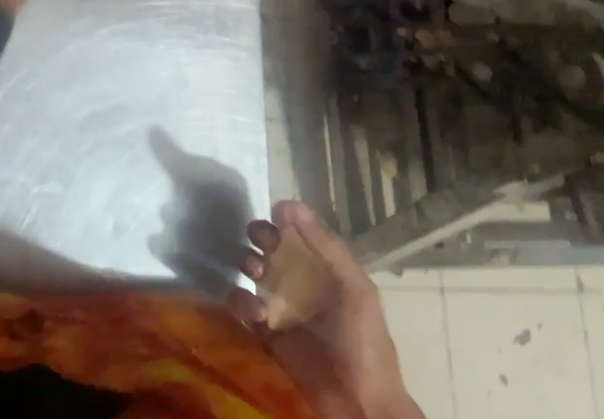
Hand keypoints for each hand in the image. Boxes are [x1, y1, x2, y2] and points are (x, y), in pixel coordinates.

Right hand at [229, 201, 423, 418]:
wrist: (359, 405)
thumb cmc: (363, 341)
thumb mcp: (354, 288)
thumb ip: (326, 246)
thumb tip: (288, 204)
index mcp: (327, 268)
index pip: (300, 232)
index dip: (286, 219)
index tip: (276, 214)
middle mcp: (303, 281)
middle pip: (272, 246)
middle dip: (262, 237)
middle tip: (261, 242)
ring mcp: (282, 306)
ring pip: (252, 271)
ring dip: (247, 263)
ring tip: (254, 272)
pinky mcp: (264, 332)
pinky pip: (242, 306)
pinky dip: (240, 301)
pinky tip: (254, 311)